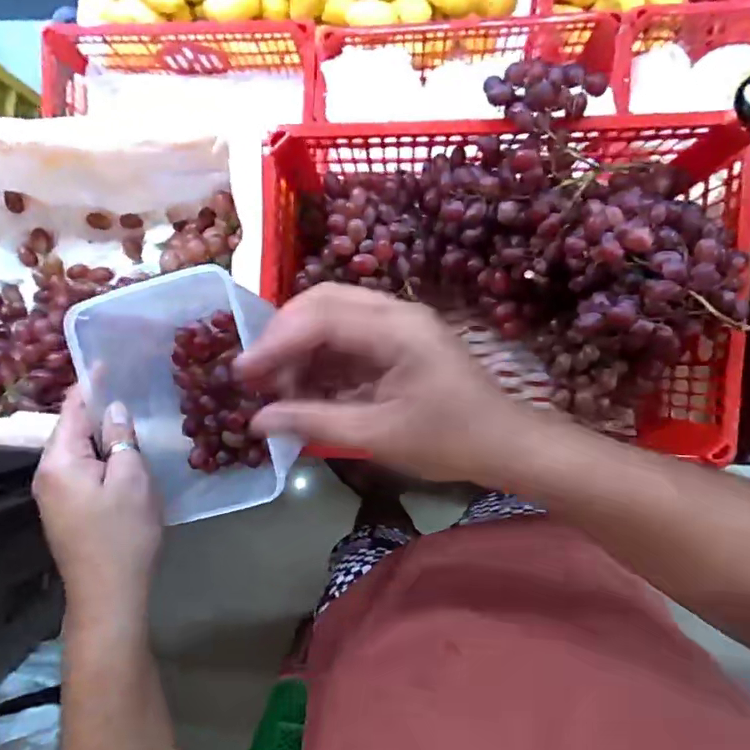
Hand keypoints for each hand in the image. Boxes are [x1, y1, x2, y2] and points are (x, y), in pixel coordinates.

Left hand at [33, 388, 161, 621]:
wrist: (108, 593)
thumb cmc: (123, 533)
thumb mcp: (132, 479)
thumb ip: (122, 439)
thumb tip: (114, 411)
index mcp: (59, 460)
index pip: (72, 409)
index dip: (90, 384)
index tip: (106, 360)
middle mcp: (47, 473)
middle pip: (71, 430)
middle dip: (96, 409)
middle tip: (126, 389)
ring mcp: (53, 495)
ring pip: (78, 452)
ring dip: (100, 435)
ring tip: (128, 419)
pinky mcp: (64, 511)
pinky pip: (81, 470)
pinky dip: (100, 457)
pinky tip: (120, 457)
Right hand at [236, 284, 542, 483]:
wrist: (506, 445)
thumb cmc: (449, 441)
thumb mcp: (377, 436)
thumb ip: (314, 422)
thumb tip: (258, 420)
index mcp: (397, 328)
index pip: (320, 317)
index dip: (275, 343)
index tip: (242, 373)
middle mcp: (396, 313)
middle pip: (323, 304)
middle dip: (283, 337)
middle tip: (256, 376)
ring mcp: (400, 325)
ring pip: (333, 319)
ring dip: (302, 350)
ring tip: (278, 390)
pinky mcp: (400, 343)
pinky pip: (350, 339)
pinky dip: (323, 361)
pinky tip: (307, 390)